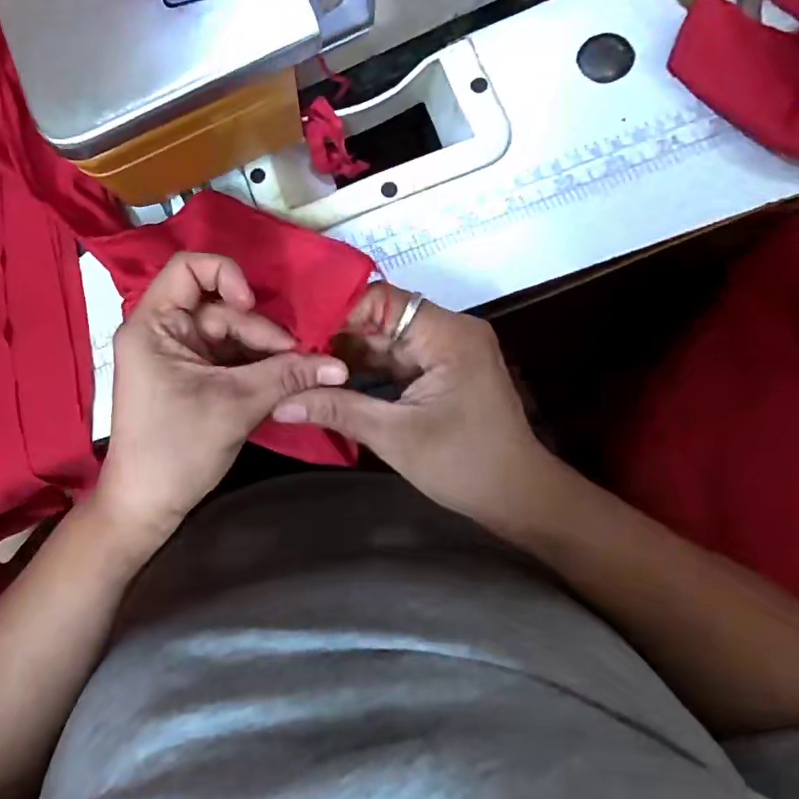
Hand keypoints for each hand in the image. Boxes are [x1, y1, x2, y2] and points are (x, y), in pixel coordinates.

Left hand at [97, 252, 348, 541]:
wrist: (147, 505)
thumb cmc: (176, 449)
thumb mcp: (234, 406)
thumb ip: (286, 376)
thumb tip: (338, 365)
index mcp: (153, 324)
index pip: (188, 268)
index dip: (226, 275)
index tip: (251, 306)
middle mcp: (163, 330)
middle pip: (220, 306)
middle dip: (259, 331)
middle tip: (297, 360)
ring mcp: (179, 354)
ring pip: (231, 333)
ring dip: (264, 350)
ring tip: (297, 373)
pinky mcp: (194, 376)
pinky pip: (230, 356)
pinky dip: (256, 365)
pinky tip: (283, 379)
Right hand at [271, 283, 573, 530]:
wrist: (519, 499)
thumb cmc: (466, 465)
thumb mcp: (395, 436)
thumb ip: (336, 409)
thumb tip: (279, 403)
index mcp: (447, 334)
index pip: (381, 299)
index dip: (336, 312)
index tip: (296, 333)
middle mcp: (447, 331)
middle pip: (379, 318)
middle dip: (334, 336)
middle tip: (287, 350)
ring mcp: (444, 351)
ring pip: (382, 340)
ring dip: (344, 355)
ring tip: (297, 364)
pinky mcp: (438, 371)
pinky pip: (392, 360)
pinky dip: (362, 371)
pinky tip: (325, 379)